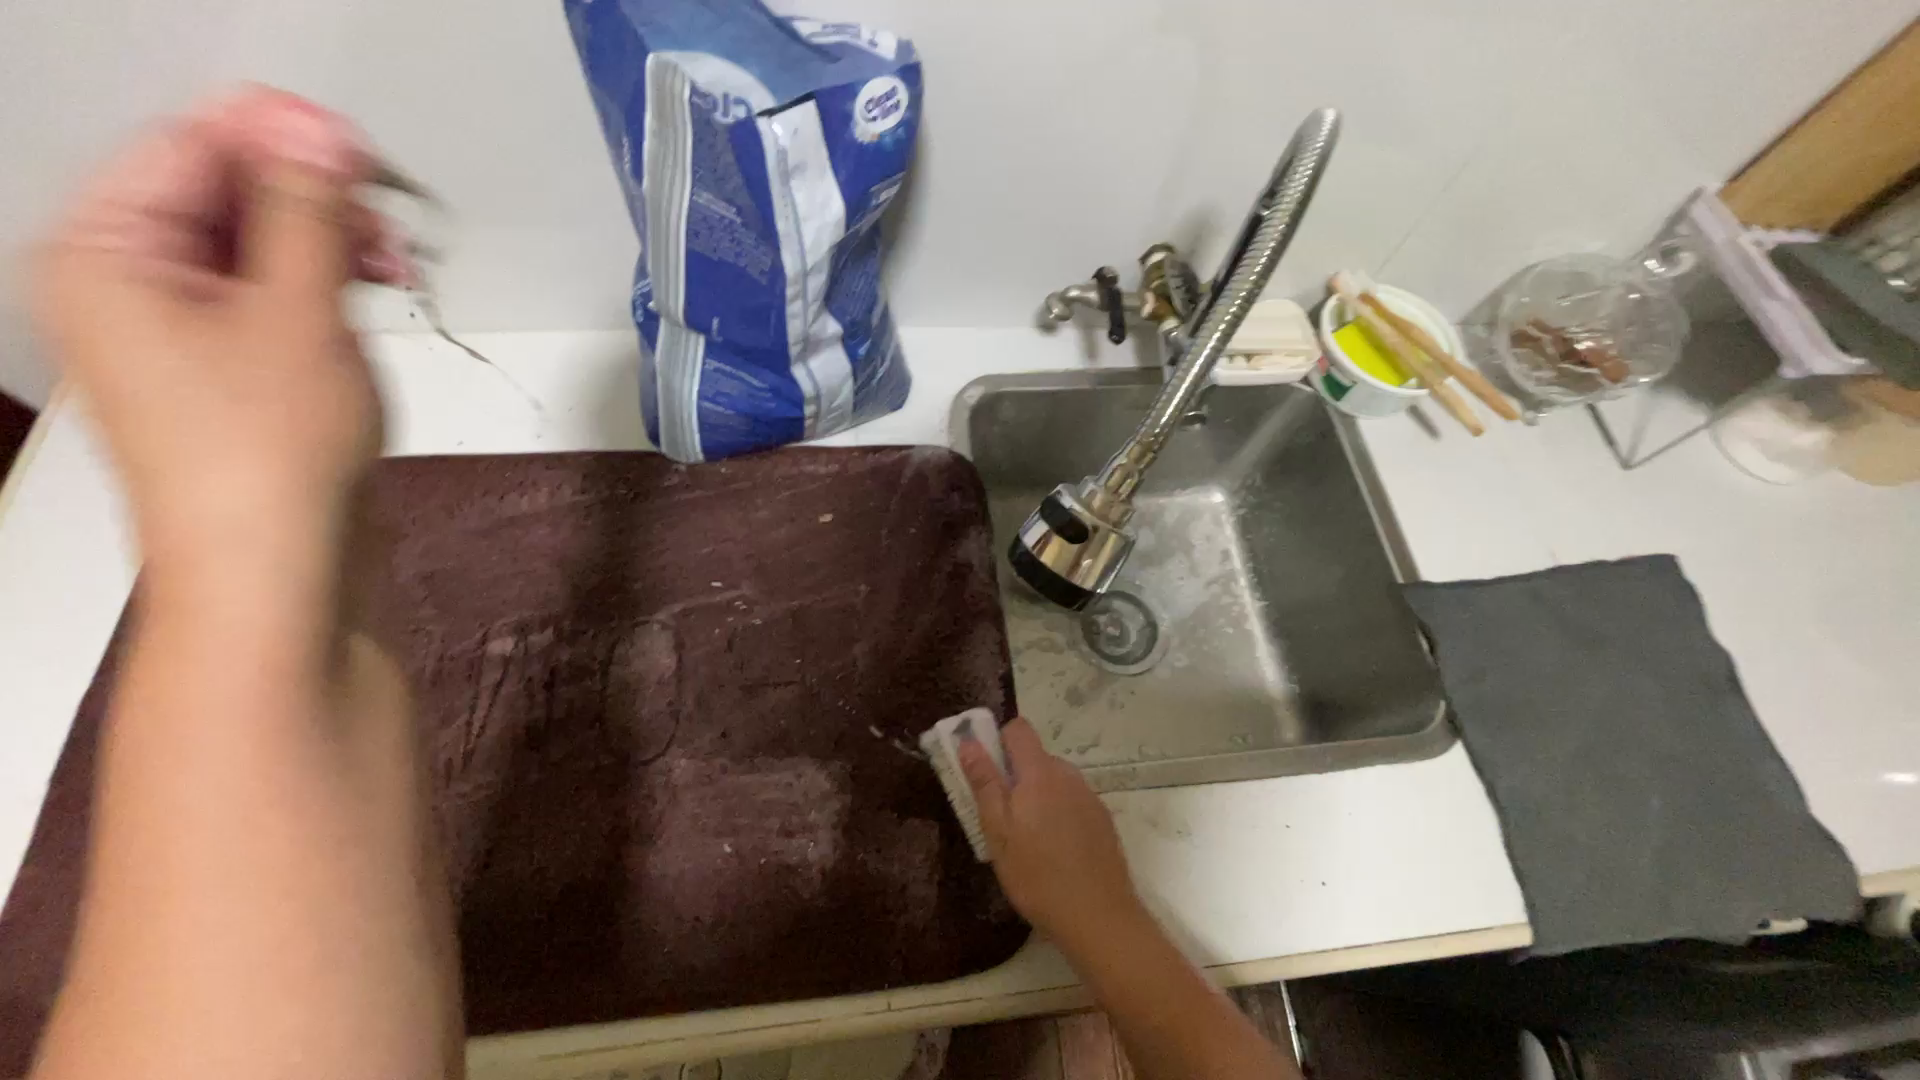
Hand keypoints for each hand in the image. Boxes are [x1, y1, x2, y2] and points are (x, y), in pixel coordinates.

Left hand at [31, 86, 406, 572]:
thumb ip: (306, 210)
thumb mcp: (297, 311)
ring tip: (399, 273)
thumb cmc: (274, 443)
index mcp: (108, 250)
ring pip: (260, 246)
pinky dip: (328, 287)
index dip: (281, 137)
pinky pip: (274, 294)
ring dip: (334, 245)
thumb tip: (319, 126)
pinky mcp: (233, 364)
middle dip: (318, 200)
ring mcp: (182, 325)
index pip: (190, 148)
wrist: (279, 563)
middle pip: (226, 194)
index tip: (370, 155)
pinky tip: (375, 299)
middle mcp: (131, 278)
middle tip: (396, 226)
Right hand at [960, 718, 1144, 947]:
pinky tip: (1055, 851)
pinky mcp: (1103, 819)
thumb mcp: (998, 833)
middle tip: (1001, 818)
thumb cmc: (1037, 876)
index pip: (1019, 729)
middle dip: (1015, 776)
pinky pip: (1072, 801)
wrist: (1099, 917)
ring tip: (1028, 840)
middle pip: (1036, 757)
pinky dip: (1059, 814)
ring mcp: (1089, 797)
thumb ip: (984, 783)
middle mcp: (1068, 775)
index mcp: (1040, 773)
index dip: (998, 741)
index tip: (986, 771)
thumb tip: (968, 742)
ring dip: (1038, 796)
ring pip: (1054, 781)